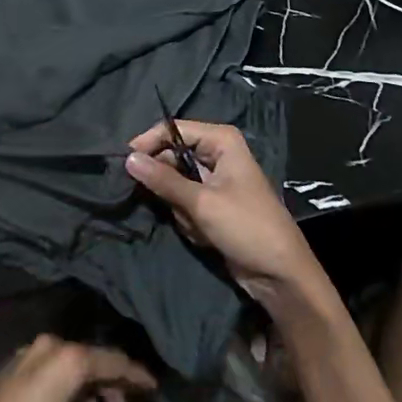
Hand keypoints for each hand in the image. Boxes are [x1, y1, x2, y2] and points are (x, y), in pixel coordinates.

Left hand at [0, 336, 155, 401]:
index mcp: (64, 360)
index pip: (112, 361)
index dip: (136, 375)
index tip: (154, 388)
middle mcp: (44, 349)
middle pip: (87, 365)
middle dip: (106, 396)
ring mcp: (19, 363)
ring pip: (65, 376)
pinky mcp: (1, 381)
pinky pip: (43, 384)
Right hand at [126, 121, 326, 310]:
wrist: (278, 271)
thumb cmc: (245, 226)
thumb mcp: (202, 203)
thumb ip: (163, 180)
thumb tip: (128, 159)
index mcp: (221, 140)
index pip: (173, 130)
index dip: (148, 144)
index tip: (123, 164)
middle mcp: (218, 153)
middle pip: (172, 156)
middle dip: (167, 185)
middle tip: (170, 205)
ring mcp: (214, 180)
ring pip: (175, 184)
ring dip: (180, 208)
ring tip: (197, 225)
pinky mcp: (212, 204)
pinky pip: (185, 203)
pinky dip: (188, 220)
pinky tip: (203, 235)